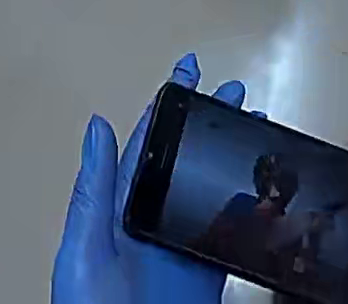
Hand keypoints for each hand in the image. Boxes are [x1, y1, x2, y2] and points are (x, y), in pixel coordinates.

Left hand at [53, 54, 247, 303]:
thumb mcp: (84, 248)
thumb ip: (95, 188)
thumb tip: (98, 126)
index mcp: (120, 206)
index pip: (147, 142)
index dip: (166, 105)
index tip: (186, 74)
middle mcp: (152, 218)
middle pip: (184, 158)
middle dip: (206, 121)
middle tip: (230, 91)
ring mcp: (180, 245)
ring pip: (210, 188)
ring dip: (229, 157)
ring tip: (251, 125)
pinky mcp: (204, 274)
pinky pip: (229, 236)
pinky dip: (248, 212)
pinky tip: (264, 191)